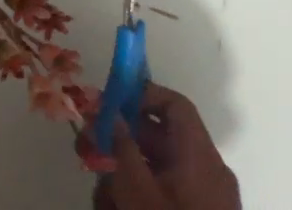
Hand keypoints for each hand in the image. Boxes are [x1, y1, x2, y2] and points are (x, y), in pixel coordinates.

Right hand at [93, 84, 240, 209]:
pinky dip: (137, 187)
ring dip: (121, 169)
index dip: (140, 93)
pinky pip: (163, 184)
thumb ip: (117, 143)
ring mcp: (205, 193)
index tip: (106, 102)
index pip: (174, 104)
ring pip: (154, 162)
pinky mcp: (198, 209)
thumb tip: (102, 108)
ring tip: (101, 192)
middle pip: (157, 134)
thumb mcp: (134, 186)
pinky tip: (115, 205)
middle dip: (117, 138)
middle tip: (85, 145)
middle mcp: (207, 168)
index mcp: (200, 156)